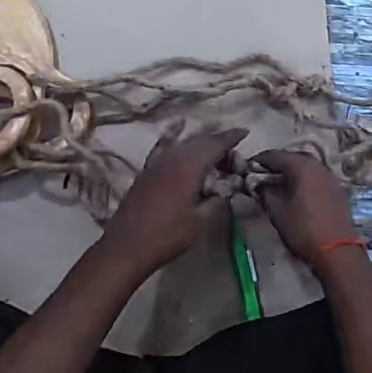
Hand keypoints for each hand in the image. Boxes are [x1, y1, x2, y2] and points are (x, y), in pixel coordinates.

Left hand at [98, 128, 247, 279]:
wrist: (127, 246)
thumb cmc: (168, 235)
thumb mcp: (200, 220)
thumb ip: (217, 199)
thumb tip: (228, 187)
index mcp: (190, 166)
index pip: (216, 144)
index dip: (231, 137)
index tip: (244, 132)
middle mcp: (173, 157)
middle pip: (201, 142)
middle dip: (219, 145)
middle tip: (233, 161)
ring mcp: (157, 162)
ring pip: (184, 143)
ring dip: (201, 145)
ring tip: (214, 154)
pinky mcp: (146, 170)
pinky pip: (164, 146)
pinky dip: (173, 135)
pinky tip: (178, 125)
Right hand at [252, 151, 362, 271]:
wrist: (337, 250)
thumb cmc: (303, 229)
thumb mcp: (277, 211)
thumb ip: (265, 192)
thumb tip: (259, 184)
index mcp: (302, 167)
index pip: (276, 155)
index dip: (260, 160)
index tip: (247, 167)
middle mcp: (318, 166)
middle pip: (293, 158)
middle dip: (277, 164)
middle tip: (262, 174)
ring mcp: (330, 176)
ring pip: (306, 166)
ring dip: (292, 171)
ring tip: (278, 182)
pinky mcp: (337, 188)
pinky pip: (316, 176)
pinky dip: (304, 179)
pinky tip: (297, 191)